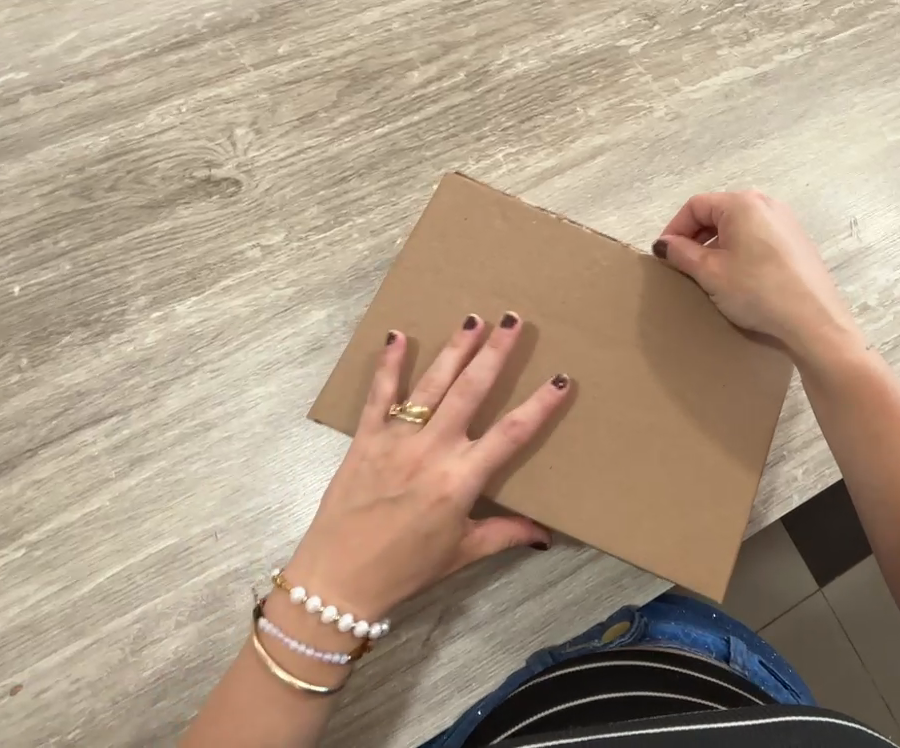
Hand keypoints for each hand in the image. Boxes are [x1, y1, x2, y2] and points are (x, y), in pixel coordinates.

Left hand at [281, 314, 569, 625]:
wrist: (337, 582)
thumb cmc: (405, 569)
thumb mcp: (461, 553)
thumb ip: (504, 534)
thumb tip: (546, 534)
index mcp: (460, 480)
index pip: (511, 433)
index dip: (540, 405)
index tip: (561, 378)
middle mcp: (432, 451)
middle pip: (471, 391)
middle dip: (494, 352)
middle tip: (513, 319)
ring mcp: (397, 439)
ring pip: (432, 384)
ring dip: (454, 348)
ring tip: (474, 317)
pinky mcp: (366, 438)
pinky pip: (379, 394)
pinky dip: (388, 364)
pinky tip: (397, 335)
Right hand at [653, 191, 863, 363]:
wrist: (814, 320)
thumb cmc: (757, 291)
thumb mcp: (711, 273)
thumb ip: (682, 253)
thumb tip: (664, 244)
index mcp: (742, 204)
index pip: (695, 206)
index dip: (674, 228)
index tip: (664, 254)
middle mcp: (766, 203)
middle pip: (718, 212)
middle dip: (696, 237)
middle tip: (683, 264)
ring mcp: (785, 221)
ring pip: (738, 226)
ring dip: (717, 245)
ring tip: (709, 273)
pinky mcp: (797, 241)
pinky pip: (758, 237)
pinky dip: (740, 250)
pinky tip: (738, 277)